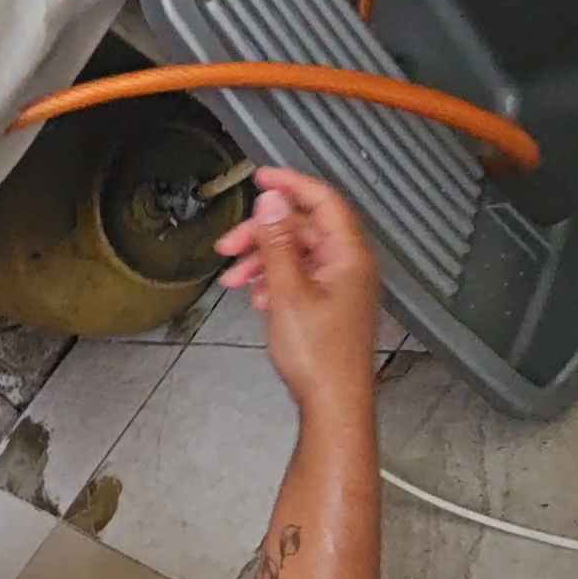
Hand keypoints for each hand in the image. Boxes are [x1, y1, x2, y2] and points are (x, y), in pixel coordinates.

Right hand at [215, 167, 381, 413]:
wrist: (332, 400)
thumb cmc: (317, 354)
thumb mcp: (287, 292)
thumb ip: (278, 244)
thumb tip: (272, 203)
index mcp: (348, 255)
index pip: (323, 201)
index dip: (291, 185)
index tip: (260, 178)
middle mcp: (350, 265)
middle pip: (303, 230)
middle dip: (262, 234)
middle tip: (228, 245)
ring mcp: (341, 286)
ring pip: (297, 255)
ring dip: (262, 261)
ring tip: (233, 280)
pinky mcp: (330, 304)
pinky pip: (299, 277)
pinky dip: (273, 280)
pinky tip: (256, 297)